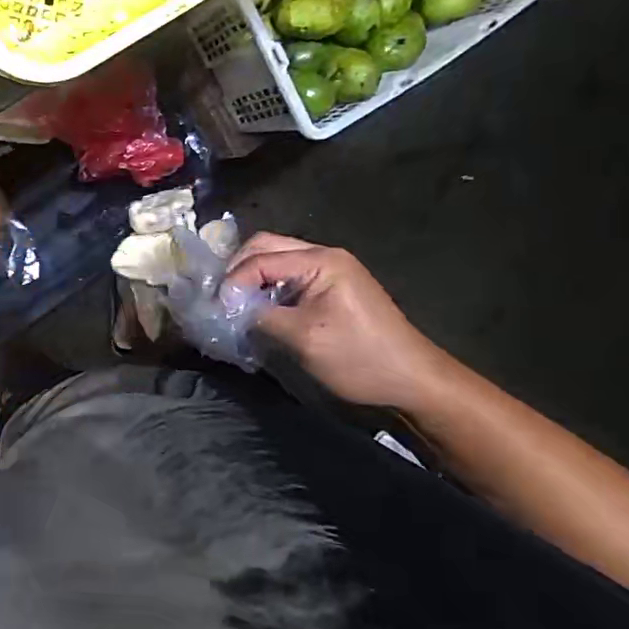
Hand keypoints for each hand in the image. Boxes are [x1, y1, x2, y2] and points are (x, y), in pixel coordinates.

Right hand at [226, 232, 453, 408]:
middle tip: (221, 300)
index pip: (260, 259)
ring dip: (252, 279)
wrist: (412, 381)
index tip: (216, 309)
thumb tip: (230, 311)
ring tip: (234, 306)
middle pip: (266, 248)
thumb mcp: (302, 339)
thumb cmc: (359, 358)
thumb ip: (261, 317)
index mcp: (321, 260)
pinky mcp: (332, 289)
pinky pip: (290, 278)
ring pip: (277, 261)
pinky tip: (258, 311)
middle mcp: (325, 256)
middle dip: (238, 270)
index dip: (233, 282)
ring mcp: (331, 271)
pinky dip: (269, 289)